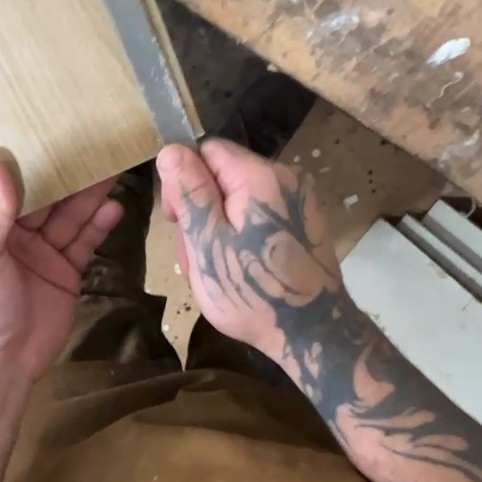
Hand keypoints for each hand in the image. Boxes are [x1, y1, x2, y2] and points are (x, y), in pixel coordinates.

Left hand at [0, 149, 122, 381]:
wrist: (0, 366)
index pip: (13, 187)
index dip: (34, 161)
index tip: (55, 131)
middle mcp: (15, 236)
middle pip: (48, 198)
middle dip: (70, 174)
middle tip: (97, 142)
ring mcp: (42, 254)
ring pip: (69, 218)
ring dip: (90, 196)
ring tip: (114, 167)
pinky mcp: (65, 273)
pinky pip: (83, 244)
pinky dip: (98, 227)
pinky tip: (114, 208)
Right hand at [158, 138, 347, 367]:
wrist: (310, 332)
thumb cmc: (251, 291)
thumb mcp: (207, 244)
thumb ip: (190, 194)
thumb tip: (170, 150)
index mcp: (259, 176)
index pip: (207, 150)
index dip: (183, 180)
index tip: (176, 220)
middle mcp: (285, 177)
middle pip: (222, 173)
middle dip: (199, 208)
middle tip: (194, 253)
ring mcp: (298, 200)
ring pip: (237, 197)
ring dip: (216, 226)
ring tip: (214, 266)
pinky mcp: (303, 221)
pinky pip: (258, 214)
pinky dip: (239, 234)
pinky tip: (237, 265)